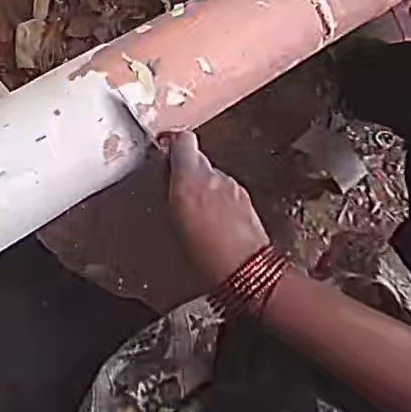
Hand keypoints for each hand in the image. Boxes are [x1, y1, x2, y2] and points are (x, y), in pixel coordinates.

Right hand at [164, 131, 269, 285]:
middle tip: (175, 186)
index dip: (172, 141)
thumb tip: (167, 177)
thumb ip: (170, 191)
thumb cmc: (206, 254)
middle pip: (197, 157)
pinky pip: (225, 190)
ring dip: (203, 185)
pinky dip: (218, 198)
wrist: (247, 271)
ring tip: (195, 210)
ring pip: (212, 174)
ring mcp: (232, 186)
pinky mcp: (246, 199)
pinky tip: (213, 220)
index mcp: (190, 178)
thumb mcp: (173, 222)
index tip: (163, 149)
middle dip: (186, 168)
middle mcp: (213, 176)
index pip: (182, 140)